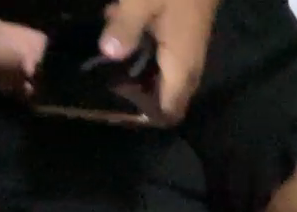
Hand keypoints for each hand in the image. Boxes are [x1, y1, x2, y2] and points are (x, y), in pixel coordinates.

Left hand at [100, 0, 219, 124]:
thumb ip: (124, 27)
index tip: (118, 102)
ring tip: (113, 68)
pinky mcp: (186, 45)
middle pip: (168, 102)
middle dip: (142, 99)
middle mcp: (189, 71)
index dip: (146, 114)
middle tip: (109, 85)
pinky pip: (168, 69)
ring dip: (144, 82)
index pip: (168, 111)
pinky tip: (127, 46)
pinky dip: (148, 66)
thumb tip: (107, 53)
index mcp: (180, 68)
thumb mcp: (141, 1)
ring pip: (168, 86)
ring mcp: (190, 58)